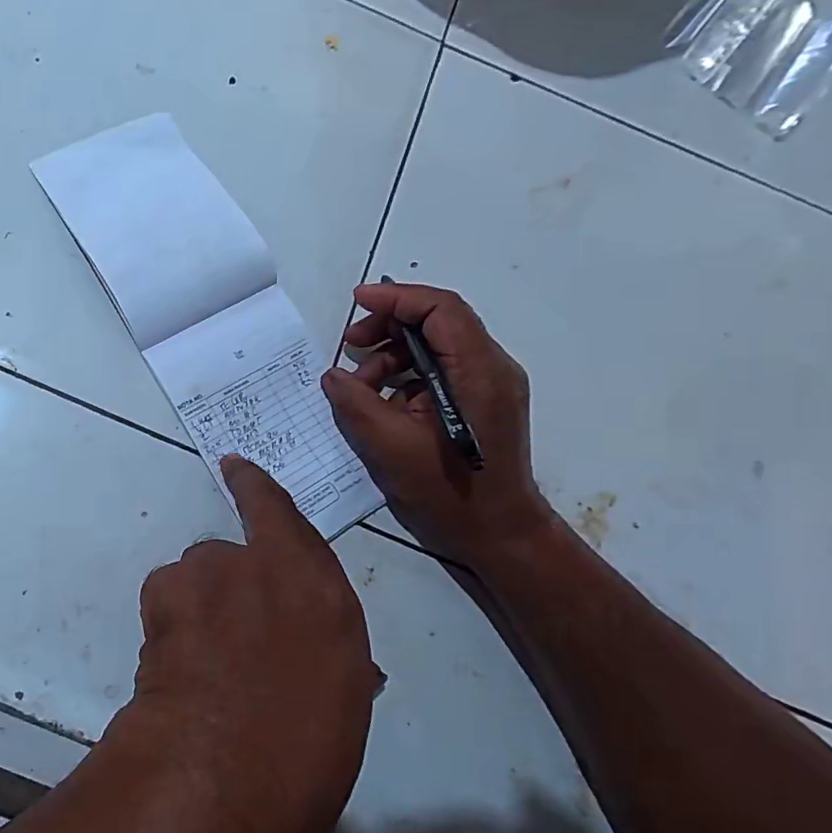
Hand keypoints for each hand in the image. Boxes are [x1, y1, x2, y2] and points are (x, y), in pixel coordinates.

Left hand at [130, 456, 378, 832]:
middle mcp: (268, 566)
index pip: (285, 517)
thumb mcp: (337, 702)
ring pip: (194, 577)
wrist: (226, 770)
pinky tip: (173, 668)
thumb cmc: (305, 753)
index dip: (256, 489)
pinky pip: (168, 599)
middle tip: (227, 644)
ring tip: (199, 665)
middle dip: (226, 589)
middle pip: (232, 556)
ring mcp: (214, 573)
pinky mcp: (168, 591)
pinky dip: (169, 624)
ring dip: (194, 607)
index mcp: (322, 592)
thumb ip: (325, 653)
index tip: (236, 467)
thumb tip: (318, 654)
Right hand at [322, 281, 552, 558]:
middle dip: (389, 326)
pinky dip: (408, 376)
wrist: (497, 534)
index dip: (397, 298)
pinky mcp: (482, 402)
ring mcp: (490, 385)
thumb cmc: (448, 493)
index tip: (357, 302)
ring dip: (394, 355)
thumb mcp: (388, 447)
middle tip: (350, 345)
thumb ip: (355, 403)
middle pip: (439, 321)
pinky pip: (442, 371)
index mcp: (477, 372)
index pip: (441, 309)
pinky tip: (382, 403)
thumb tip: (334, 376)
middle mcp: (491, 369)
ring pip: (438, 346)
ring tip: (360, 385)